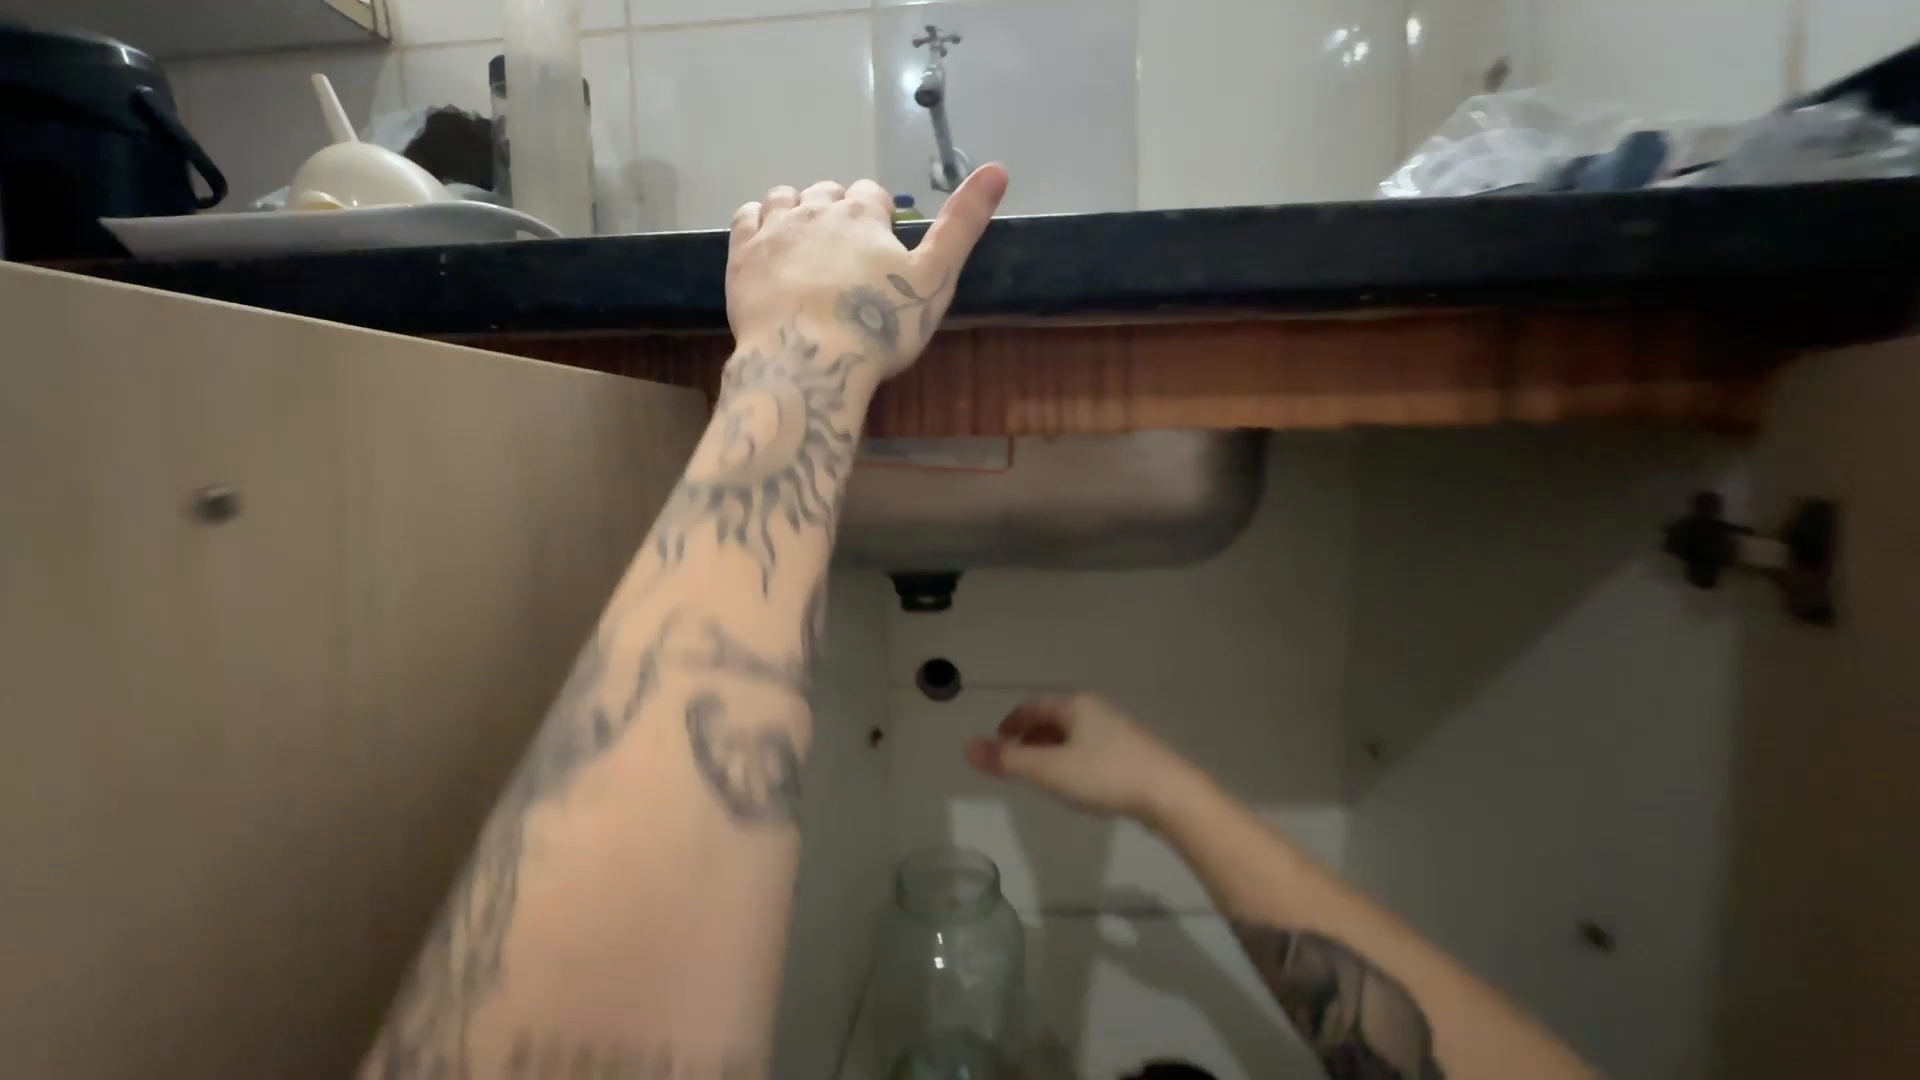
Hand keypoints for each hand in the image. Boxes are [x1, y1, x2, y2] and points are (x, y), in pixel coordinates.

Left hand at [725, 166, 1008, 378]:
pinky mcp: (743, 255)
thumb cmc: (880, 326)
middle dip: (838, 216)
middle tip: (845, 260)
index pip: (872, 195)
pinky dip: (759, 222)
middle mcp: (816, 207)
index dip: (879, 219)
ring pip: (785, 199)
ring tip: (807, 249)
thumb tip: (998, 169)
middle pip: (828, 194)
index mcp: (863, 212)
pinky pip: (747, 217)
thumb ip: (961, 226)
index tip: (881, 250)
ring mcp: (775, 229)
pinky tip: (769, 245)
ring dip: (798, 212)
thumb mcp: (935, 279)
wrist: (810, 360)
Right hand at [963, 695, 1196, 825]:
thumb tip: (966, 747)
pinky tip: (1077, 784)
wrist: (1170, 794)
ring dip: (1052, 750)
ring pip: (1074, 735)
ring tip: (1041, 776)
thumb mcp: (1049, 770)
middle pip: (1054, 718)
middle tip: (1014, 763)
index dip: (1011, 723)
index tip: (997, 744)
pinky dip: (1073, 760)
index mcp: (1076, 706)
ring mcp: (1118, 731)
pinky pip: (1092, 749)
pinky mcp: (1134, 753)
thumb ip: (1008, 760)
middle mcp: (1097, 710)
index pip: (1033, 706)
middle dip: (1030, 737)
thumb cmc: (1105, 775)